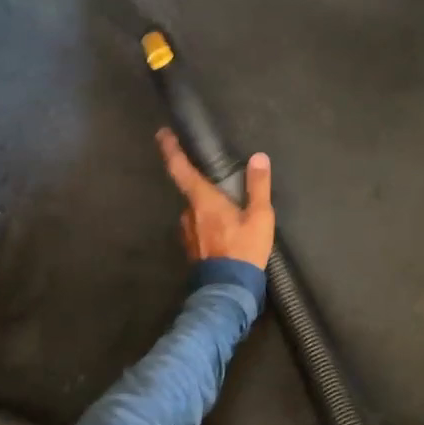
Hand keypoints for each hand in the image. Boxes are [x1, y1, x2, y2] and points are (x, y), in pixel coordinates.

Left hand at [157, 128, 274, 268]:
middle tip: (228, 192)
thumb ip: (258, 186)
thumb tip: (258, 158)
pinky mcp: (192, 249)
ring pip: (197, 213)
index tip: (163, 134)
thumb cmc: (244, 249)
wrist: (228, 290)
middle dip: (208, 190)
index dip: (171, 150)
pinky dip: (211, 228)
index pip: (180, 169)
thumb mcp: (260, 216)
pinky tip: (228, 237)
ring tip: (233, 219)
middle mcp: (188, 213)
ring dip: (211, 212)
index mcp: (202, 200)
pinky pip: (200, 230)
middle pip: (193, 193)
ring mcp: (187, 233)